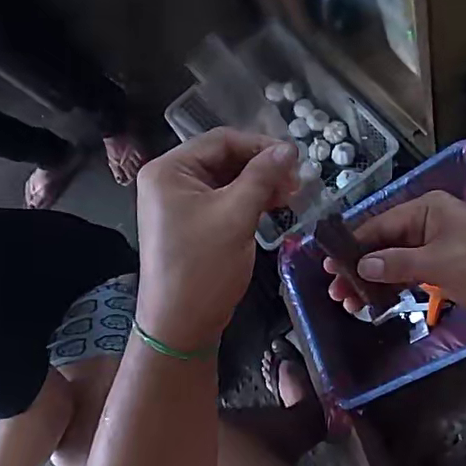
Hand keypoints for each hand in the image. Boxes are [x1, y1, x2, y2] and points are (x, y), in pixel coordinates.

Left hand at [134, 128, 298, 352]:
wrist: (181, 325)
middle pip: (224, 158)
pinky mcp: (192, 224)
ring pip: (227, 180)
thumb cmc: (203, 266)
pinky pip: (224, 201)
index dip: (260, 145)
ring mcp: (180, 203)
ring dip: (259, 184)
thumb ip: (262, 177)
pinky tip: (274, 207)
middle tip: (295, 182)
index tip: (295, 159)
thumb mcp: (236, 216)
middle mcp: (170, 180)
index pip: (220, 140)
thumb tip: (289, 149)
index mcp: (169, 170)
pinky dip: (249, 201)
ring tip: (290, 195)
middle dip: (261, 167)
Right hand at [324, 191, 465, 319]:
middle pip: (382, 244)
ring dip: (372, 280)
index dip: (353, 246)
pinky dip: (392, 286)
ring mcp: (435, 246)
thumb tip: (361, 265)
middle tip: (336, 292)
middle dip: (359, 267)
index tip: (329, 265)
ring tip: (349, 303)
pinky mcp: (442, 267)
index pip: (379, 224)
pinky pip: (408, 273)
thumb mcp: (440, 263)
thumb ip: (398, 263)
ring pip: (393, 261)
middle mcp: (427, 223)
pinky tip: (374, 302)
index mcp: (427, 209)